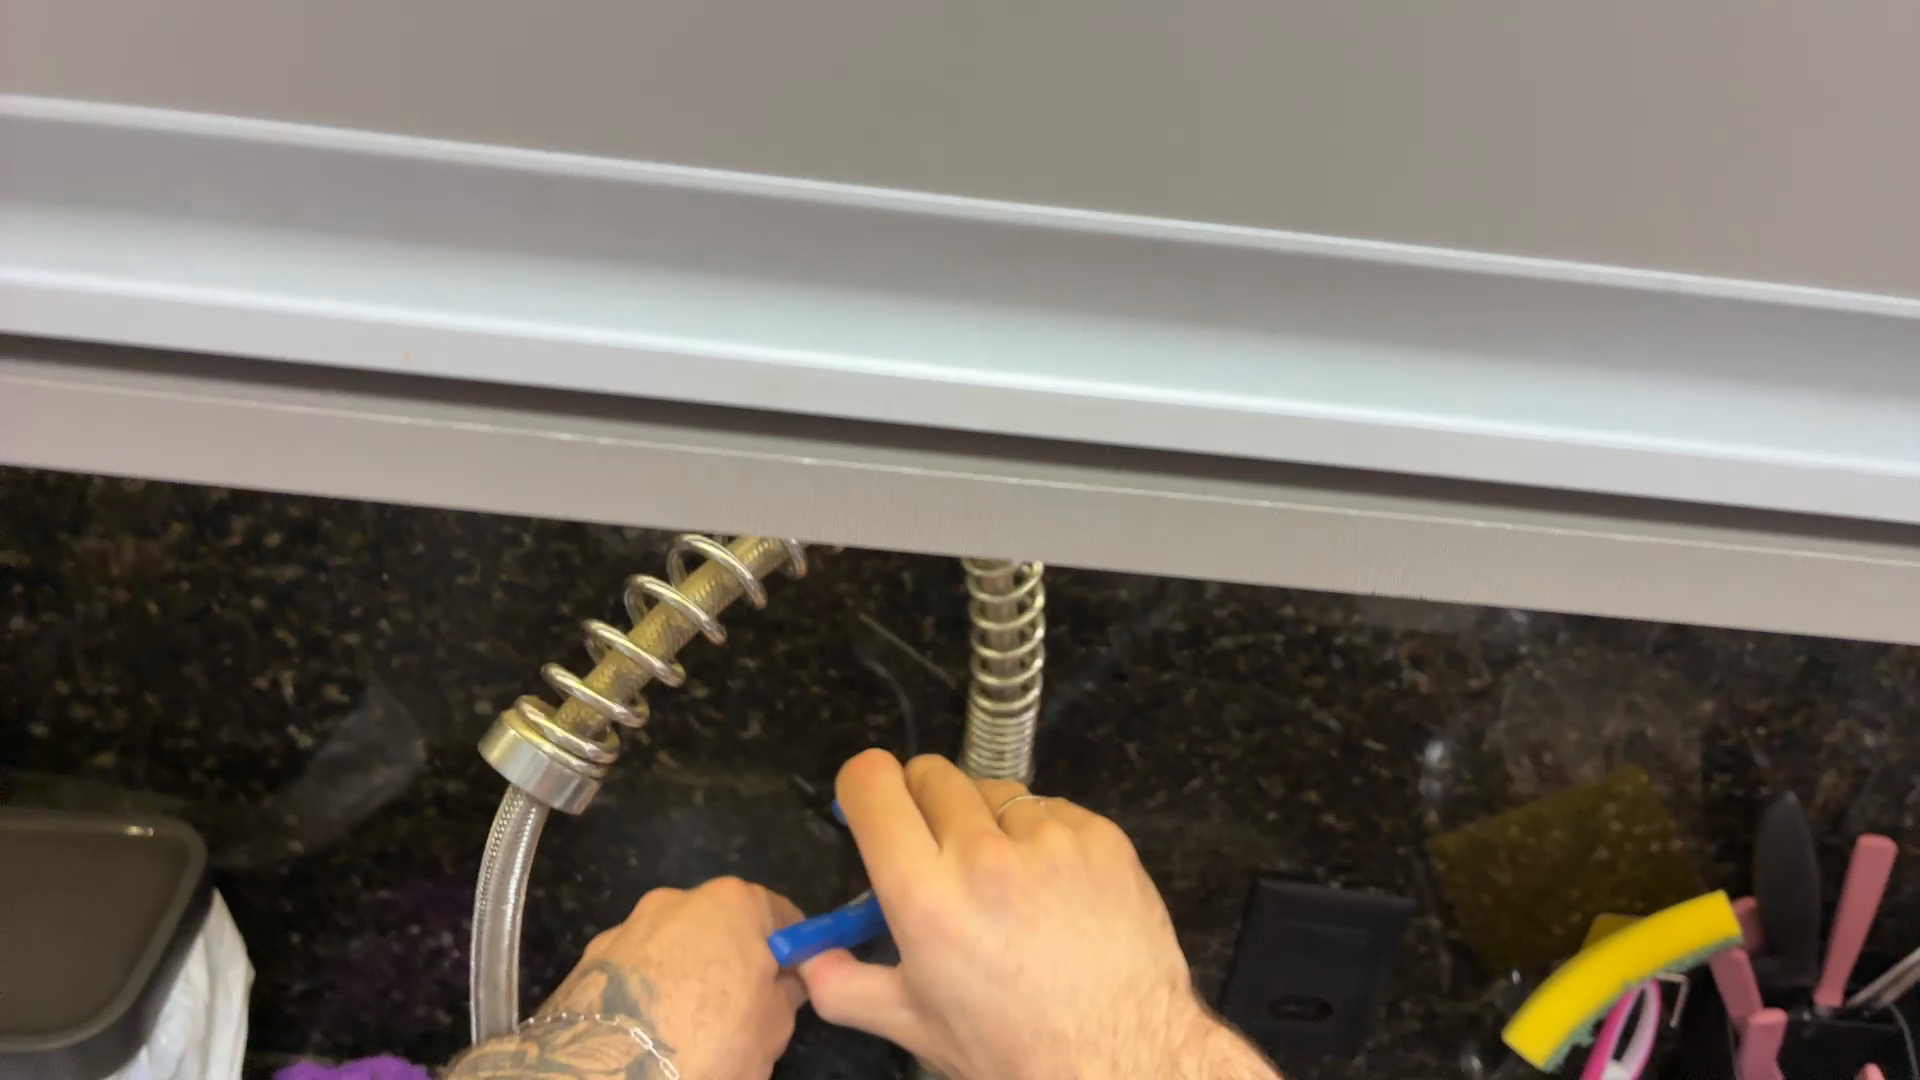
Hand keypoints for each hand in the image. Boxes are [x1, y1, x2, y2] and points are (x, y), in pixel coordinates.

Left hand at [450, 877, 806, 1079]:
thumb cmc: (707, 1042)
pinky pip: (630, 979)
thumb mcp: (773, 1029)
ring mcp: (627, 929)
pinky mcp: (585, 967)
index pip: (781, 916)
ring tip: (681, 1037)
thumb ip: (785, 996)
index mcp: (733, 901)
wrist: (597, 1077)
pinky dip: (641, 1001)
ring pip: (672, 952)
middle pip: (722, 929)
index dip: (793, 953)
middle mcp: (679, 900)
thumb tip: (782, 984)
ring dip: (682, 980)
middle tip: (739, 1017)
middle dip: (733, 964)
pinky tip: (642, 1044)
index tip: (792, 987)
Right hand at [798, 751, 1278, 1079]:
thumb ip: (846, 986)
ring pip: (993, 789)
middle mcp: (982, 851)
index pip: (873, 785)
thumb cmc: (1011, 1047)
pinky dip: (1042, 833)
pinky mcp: (1097, 830)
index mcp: (925, 896)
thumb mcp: (917, 1025)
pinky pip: (1049, 807)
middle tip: (940, 844)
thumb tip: (804, 957)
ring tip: (1007, 876)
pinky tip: (1056, 883)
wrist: (1126, 1058)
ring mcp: (1047, 835)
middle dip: (924, 800)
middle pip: (931, 773)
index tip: (871, 802)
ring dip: (987, 818)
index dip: (863, 784)